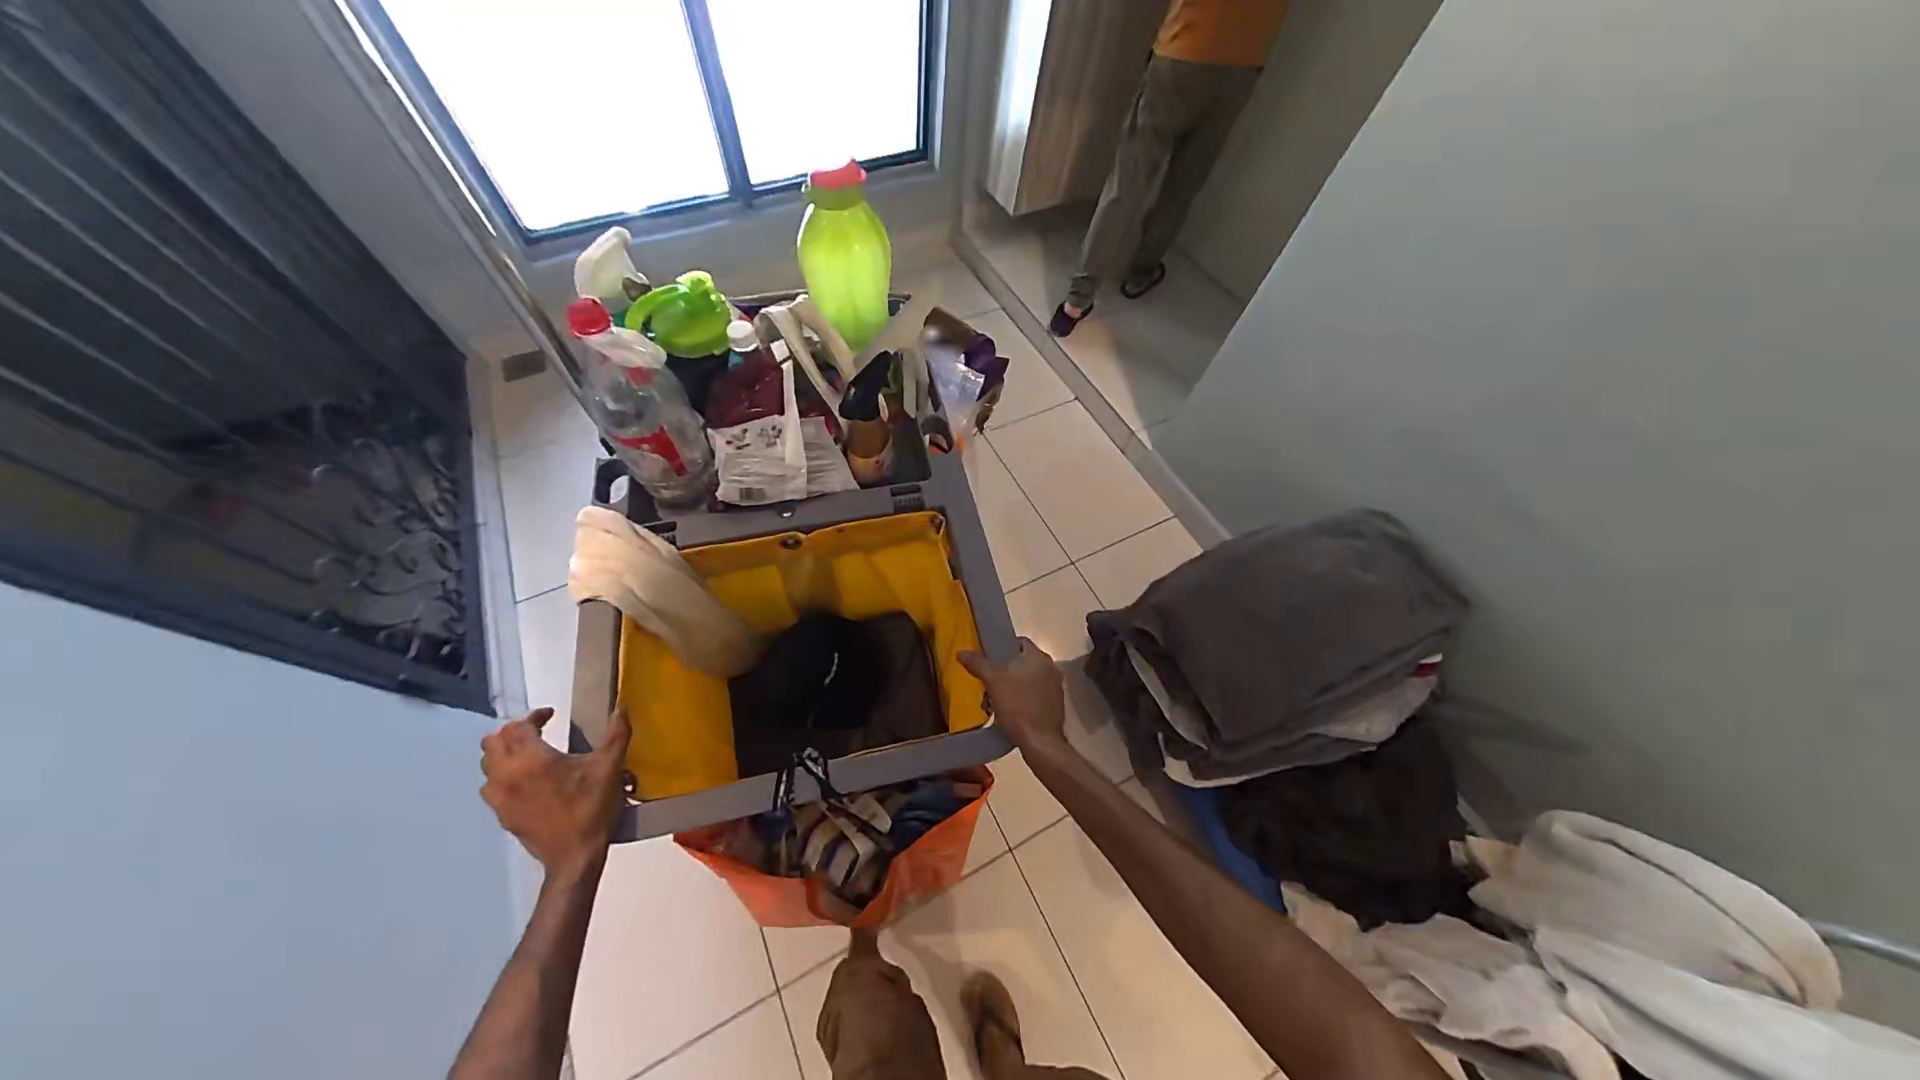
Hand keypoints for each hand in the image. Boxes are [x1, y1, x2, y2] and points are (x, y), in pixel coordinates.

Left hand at [479, 707, 631, 876]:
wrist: (574, 856)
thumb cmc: (592, 806)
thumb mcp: (610, 766)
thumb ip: (616, 733)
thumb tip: (621, 708)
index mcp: (531, 759)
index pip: (518, 726)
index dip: (534, 716)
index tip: (552, 715)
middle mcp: (507, 774)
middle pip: (493, 742)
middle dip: (514, 732)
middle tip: (537, 731)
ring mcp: (499, 797)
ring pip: (487, 764)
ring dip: (504, 753)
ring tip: (529, 754)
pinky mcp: (500, 814)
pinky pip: (491, 786)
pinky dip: (502, 775)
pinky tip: (526, 781)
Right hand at [959, 637, 1067, 752]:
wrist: (1040, 742)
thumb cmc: (1017, 706)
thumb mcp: (993, 682)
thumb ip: (977, 664)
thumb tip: (961, 652)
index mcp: (1039, 657)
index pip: (1020, 642)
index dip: (1002, 647)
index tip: (988, 659)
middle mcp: (1051, 668)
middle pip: (1021, 663)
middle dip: (1002, 673)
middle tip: (987, 685)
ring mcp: (1055, 688)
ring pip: (1027, 680)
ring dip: (1010, 688)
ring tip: (994, 703)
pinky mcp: (1055, 705)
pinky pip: (1034, 695)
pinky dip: (1021, 700)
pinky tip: (1008, 713)